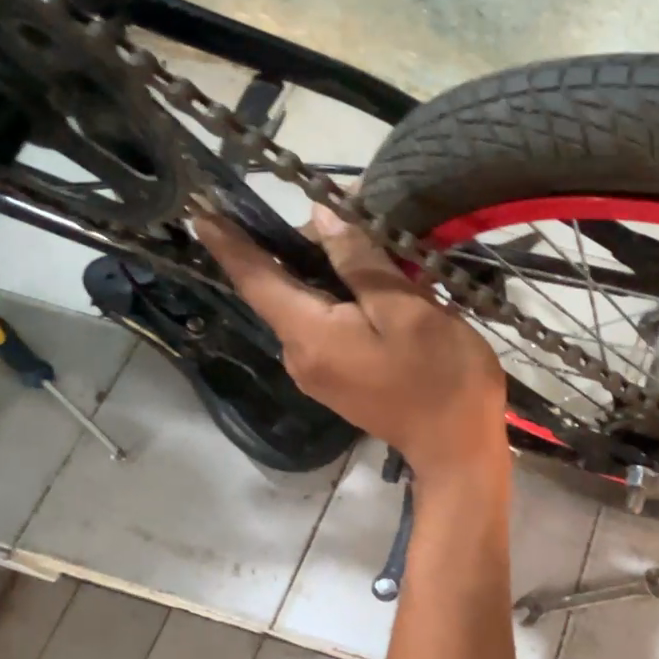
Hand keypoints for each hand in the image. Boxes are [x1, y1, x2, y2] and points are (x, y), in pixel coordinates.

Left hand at [192, 206, 509, 484]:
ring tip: (366, 243)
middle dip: (302, 247)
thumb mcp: (406, 309)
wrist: (458, 451)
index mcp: (308, 334)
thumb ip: (359, 261)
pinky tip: (373, 288)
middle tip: (344, 211)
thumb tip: (321, 218)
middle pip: (283, 289)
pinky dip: (340, 302)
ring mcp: (318, 375)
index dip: (228, 240)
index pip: (253, 277)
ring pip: (308, 308)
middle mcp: (299, 356)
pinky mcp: (340, 384)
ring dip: (328, 274)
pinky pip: (327, 330)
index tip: (200, 207)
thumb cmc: (440, 378)